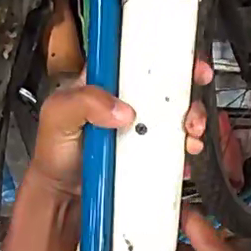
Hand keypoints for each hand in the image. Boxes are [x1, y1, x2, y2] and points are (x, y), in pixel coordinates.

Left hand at [26, 60, 211, 196]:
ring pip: (178, 115)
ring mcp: (143, 129)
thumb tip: (122, 109)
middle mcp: (130, 102)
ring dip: (193, 120)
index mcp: (107, 84)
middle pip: (168, 85)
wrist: (66, 197)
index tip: (185, 58)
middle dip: (189, 88)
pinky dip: (189, 148)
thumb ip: (84, 102)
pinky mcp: (153, 153)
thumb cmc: (56, 153)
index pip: (138, 58)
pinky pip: (178, 146)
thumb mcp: (58, 117)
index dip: (165, 53)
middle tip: (193, 97)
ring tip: (190, 132)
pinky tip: (187, 152)